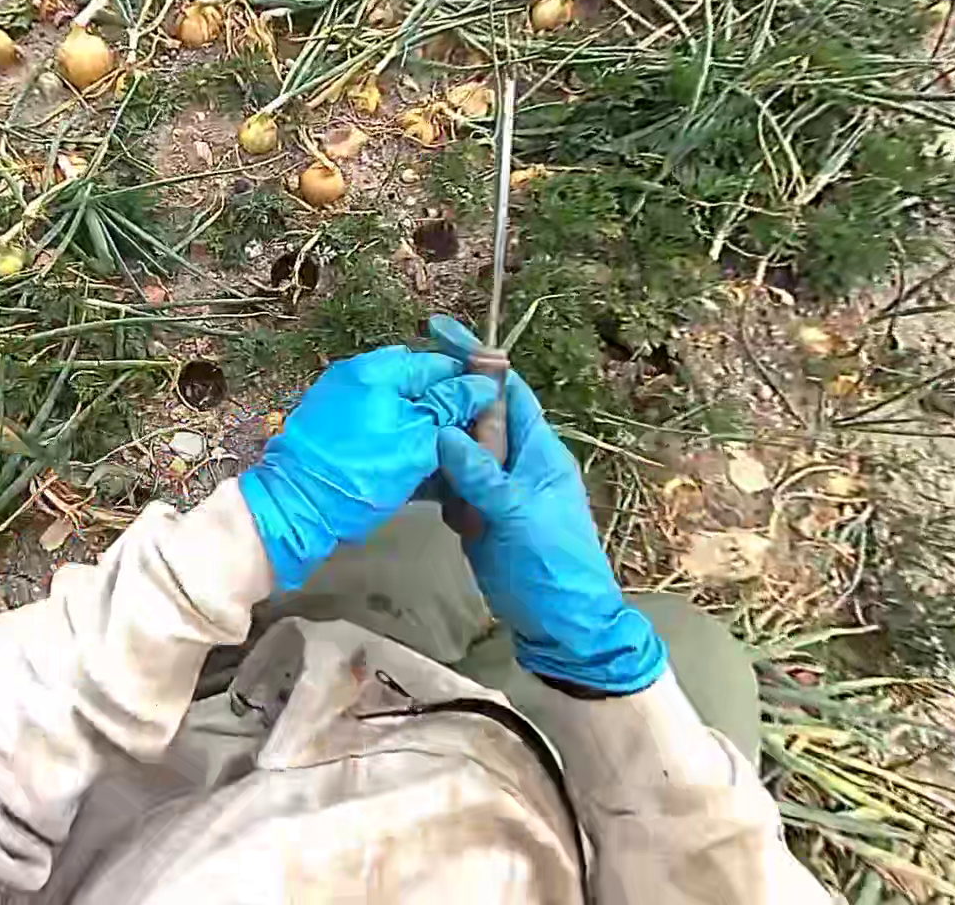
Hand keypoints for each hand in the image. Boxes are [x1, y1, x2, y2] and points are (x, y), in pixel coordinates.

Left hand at [242, 346, 498, 589]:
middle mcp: (361, 378)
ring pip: (404, 409)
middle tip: (477, 438)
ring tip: (454, 456)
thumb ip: (450, 407)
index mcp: (379, 370)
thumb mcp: (415, 440)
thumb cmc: (360, 472)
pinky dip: (404, 441)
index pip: (439, 363)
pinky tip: (424, 466)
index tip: (495, 409)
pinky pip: (383, 427)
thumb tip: (484, 384)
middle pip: (421, 385)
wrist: (295, 509)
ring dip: (429, 429)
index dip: (470, 384)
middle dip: (450, 409)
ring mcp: (347, 404)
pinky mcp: (340, 431)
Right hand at [429, 316, 665, 693]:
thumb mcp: (520, 516)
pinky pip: (448, 480)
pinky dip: (429, 473)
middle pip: (476, 413)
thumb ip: (483, 475)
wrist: (557, 623)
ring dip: (432, 434)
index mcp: (537, 448)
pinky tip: (405, 467)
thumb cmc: (553, 564)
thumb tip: (444, 432)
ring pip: (457, 446)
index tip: (440, 333)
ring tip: (396, 420)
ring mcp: (492, 484)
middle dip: (444, 393)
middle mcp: (513, 458)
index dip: (477, 359)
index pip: (507, 389)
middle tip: (402, 378)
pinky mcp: (475, 509)